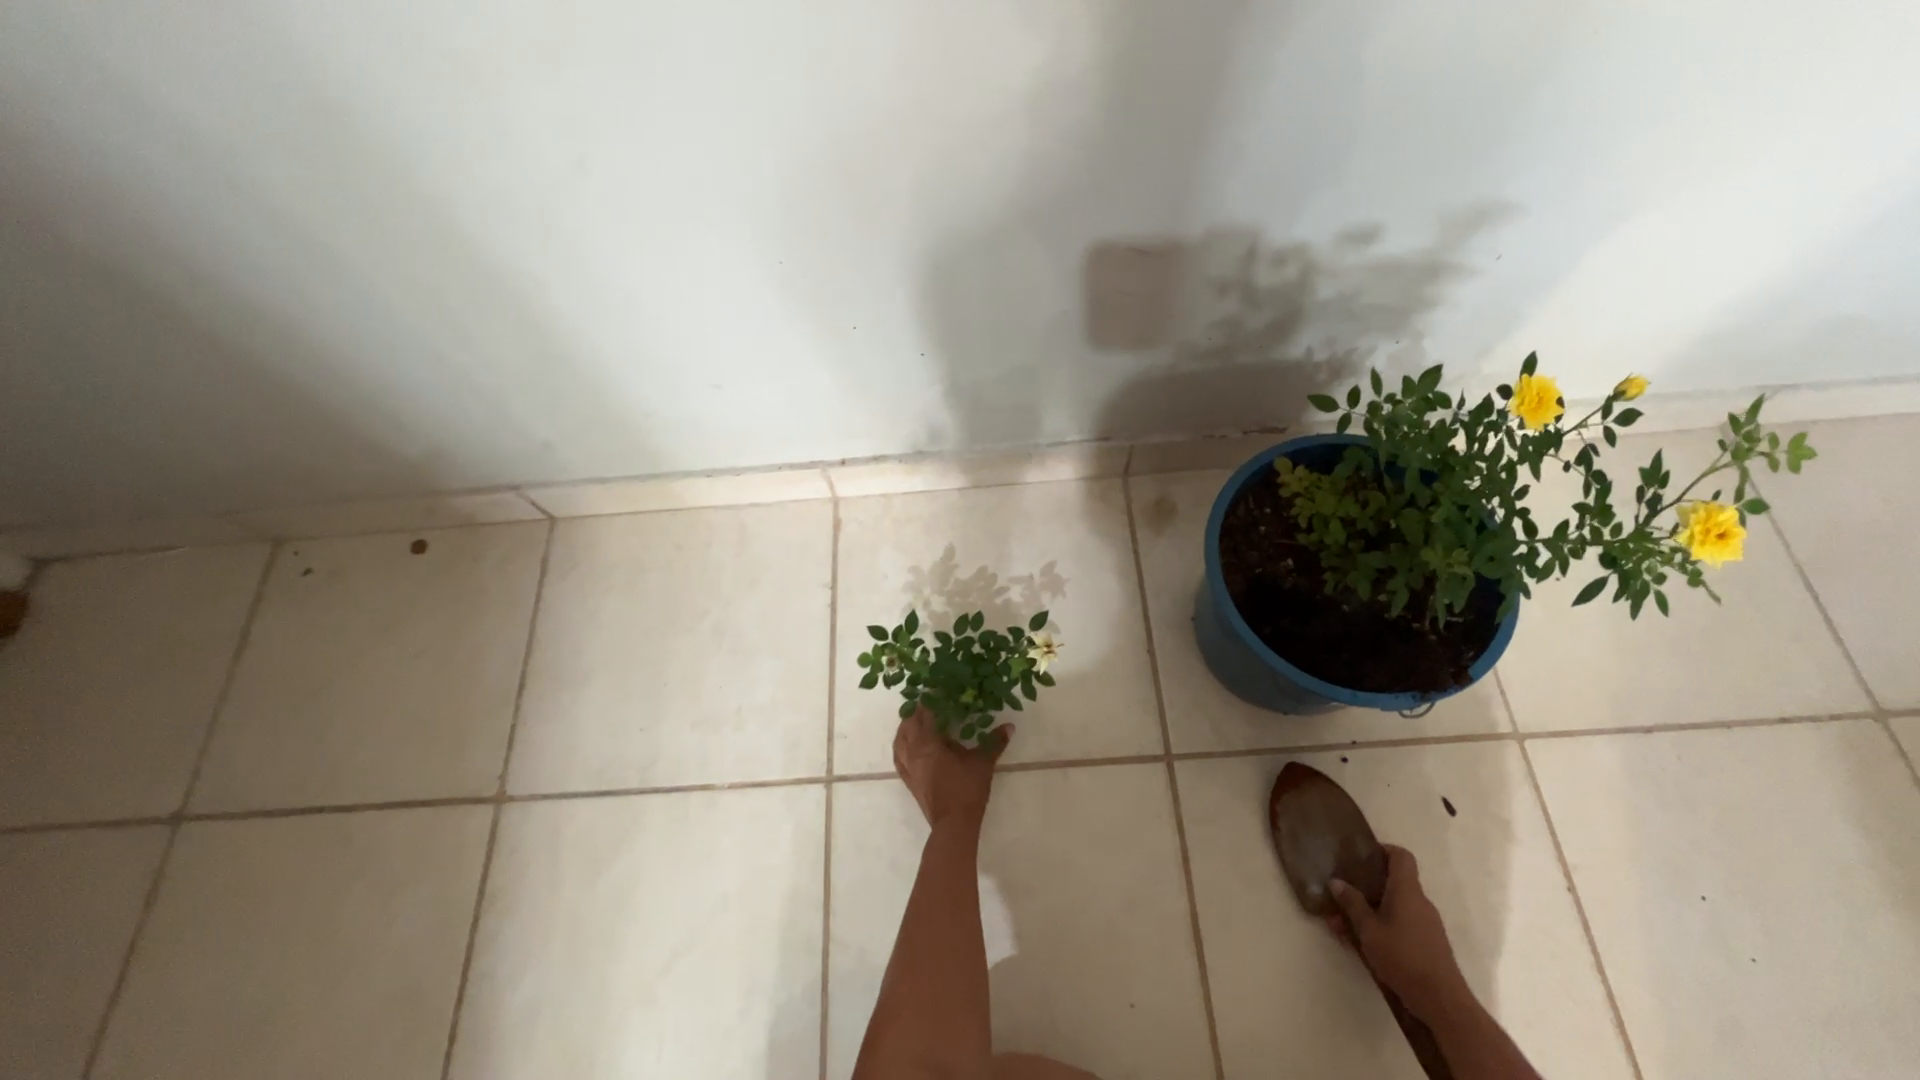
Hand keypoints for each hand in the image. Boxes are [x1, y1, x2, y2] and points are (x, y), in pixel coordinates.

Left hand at [892, 707, 1011, 828]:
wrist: (954, 823)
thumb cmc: (967, 788)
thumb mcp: (983, 762)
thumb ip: (994, 742)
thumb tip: (1010, 726)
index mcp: (929, 741)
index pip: (926, 712)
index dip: (931, 698)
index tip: (936, 687)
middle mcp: (913, 750)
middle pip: (909, 723)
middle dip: (918, 709)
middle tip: (930, 700)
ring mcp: (908, 766)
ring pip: (900, 738)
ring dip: (906, 725)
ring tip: (916, 718)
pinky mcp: (908, 779)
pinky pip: (899, 756)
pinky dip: (901, 745)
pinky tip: (905, 744)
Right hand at [1329, 844, 1470, 1019]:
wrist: (1441, 1000)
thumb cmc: (1402, 957)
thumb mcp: (1369, 930)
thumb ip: (1352, 905)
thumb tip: (1336, 881)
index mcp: (1407, 891)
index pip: (1401, 856)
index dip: (1383, 850)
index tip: (1360, 855)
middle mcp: (1420, 902)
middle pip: (1394, 882)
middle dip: (1366, 886)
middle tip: (1342, 893)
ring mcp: (1426, 923)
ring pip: (1394, 906)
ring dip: (1369, 910)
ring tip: (1342, 924)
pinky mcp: (1428, 943)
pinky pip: (1401, 923)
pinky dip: (1381, 926)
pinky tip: (1361, 943)